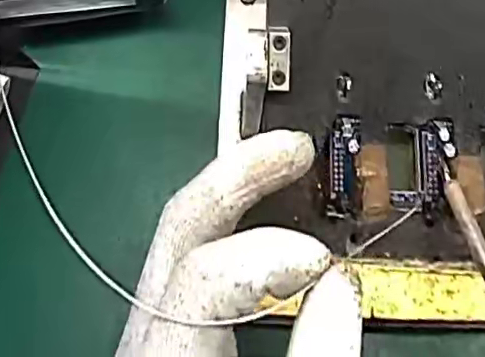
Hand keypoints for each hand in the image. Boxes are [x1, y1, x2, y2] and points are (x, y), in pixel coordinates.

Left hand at [116, 130, 359, 356]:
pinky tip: (274, 221)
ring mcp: (150, 342)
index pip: (199, 281)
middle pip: (179, 231)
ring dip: (240, 189)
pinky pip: (197, 265)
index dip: (264, 254)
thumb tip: (340, 285)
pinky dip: (240, 229)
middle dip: (238, 175)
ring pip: (183, 237)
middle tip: (295, 147)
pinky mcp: (167, 347)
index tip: (325, 261)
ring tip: (289, 162)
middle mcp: (144, 348)